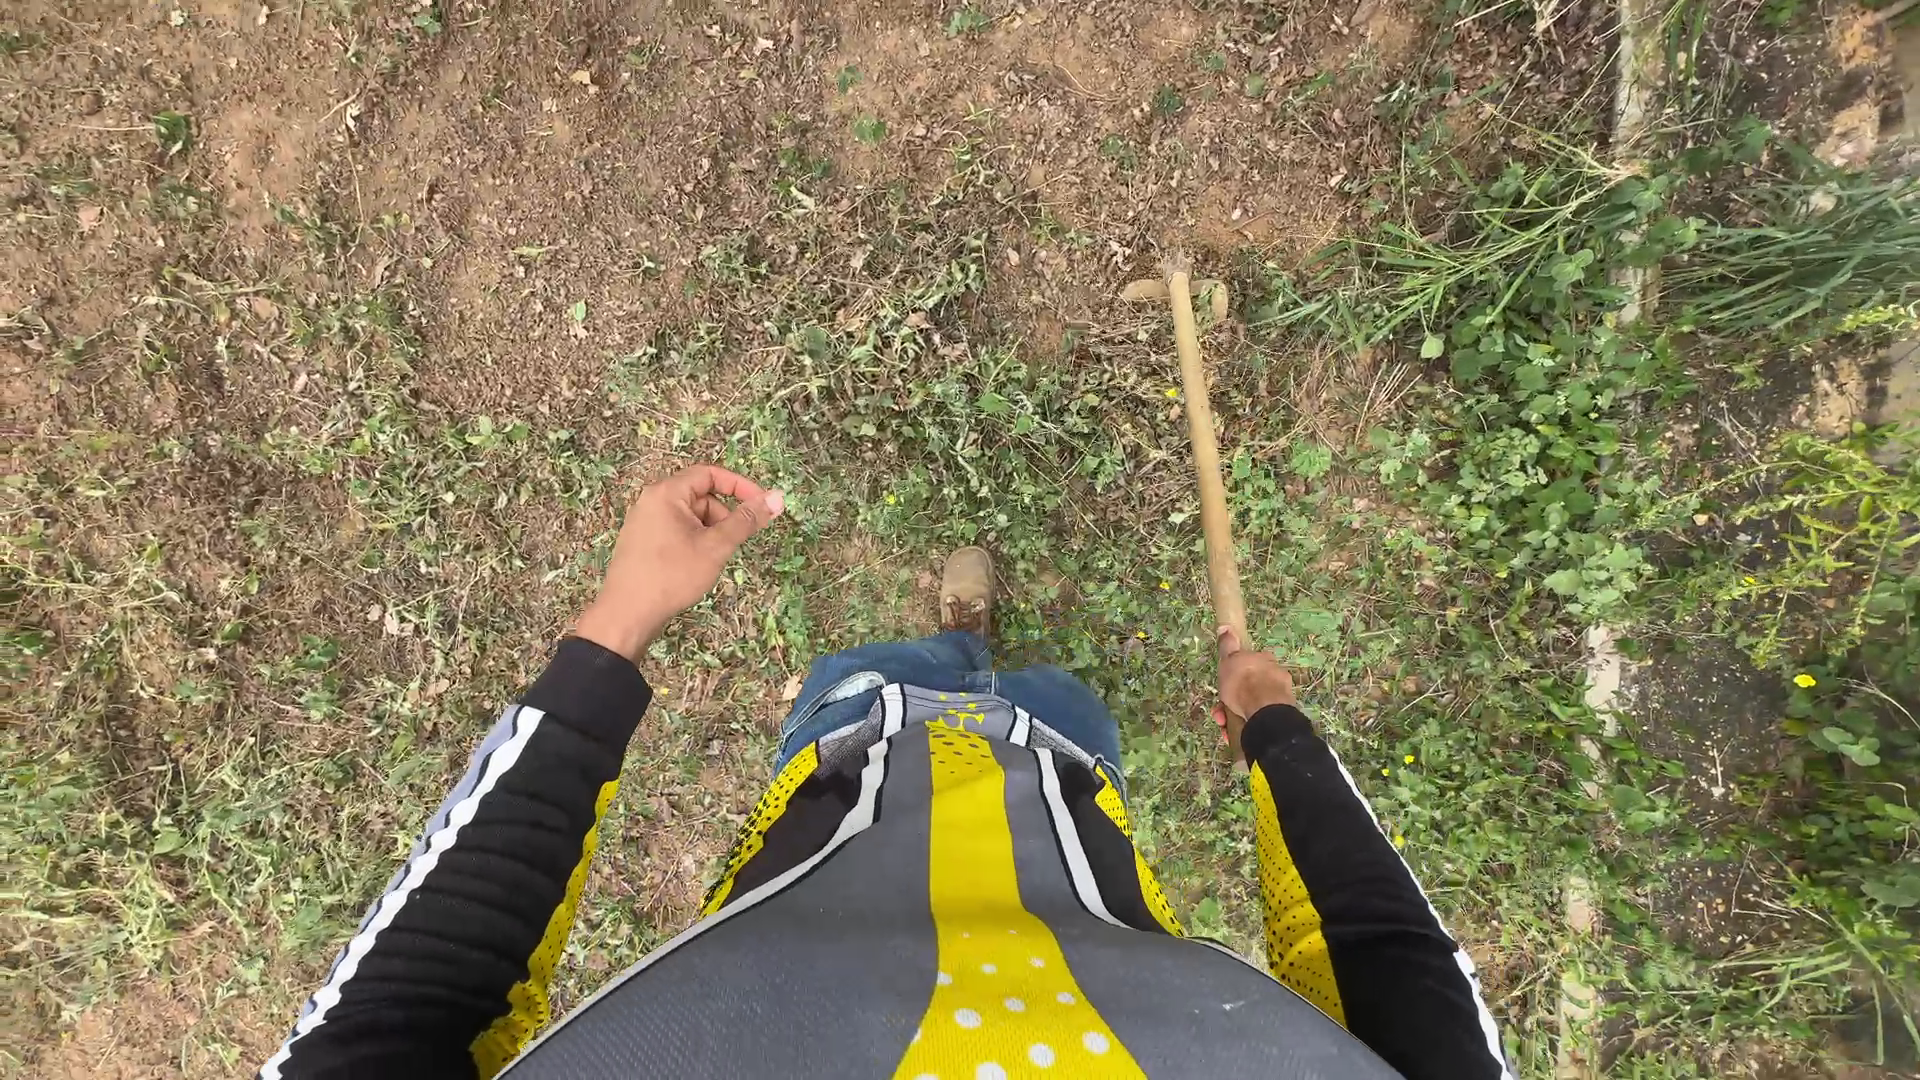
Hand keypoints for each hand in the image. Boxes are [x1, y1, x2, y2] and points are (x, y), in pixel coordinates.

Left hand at [573, 465, 785, 662]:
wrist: (627, 614)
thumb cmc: (673, 575)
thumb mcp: (716, 546)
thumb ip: (747, 520)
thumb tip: (777, 497)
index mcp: (666, 493)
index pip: (710, 474)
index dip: (740, 486)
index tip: (761, 505)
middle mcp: (652, 501)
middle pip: (702, 496)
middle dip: (724, 516)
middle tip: (734, 542)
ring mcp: (645, 522)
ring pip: (691, 516)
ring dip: (711, 532)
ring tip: (713, 559)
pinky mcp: (643, 541)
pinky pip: (678, 530)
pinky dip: (696, 541)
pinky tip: (697, 565)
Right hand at [1212, 626, 1296, 746]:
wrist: (1263, 709)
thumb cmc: (1243, 681)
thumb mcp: (1229, 659)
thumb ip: (1227, 645)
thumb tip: (1225, 626)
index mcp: (1264, 660)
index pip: (1249, 664)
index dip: (1235, 675)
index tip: (1225, 685)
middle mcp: (1275, 675)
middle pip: (1250, 686)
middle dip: (1233, 699)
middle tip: (1221, 712)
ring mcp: (1280, 696)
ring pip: (1252, 704)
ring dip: (1236, 714)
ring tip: (1225, 726)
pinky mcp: (1280, 714)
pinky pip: (1259, 718)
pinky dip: (1246, 725)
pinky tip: (1235, 733)